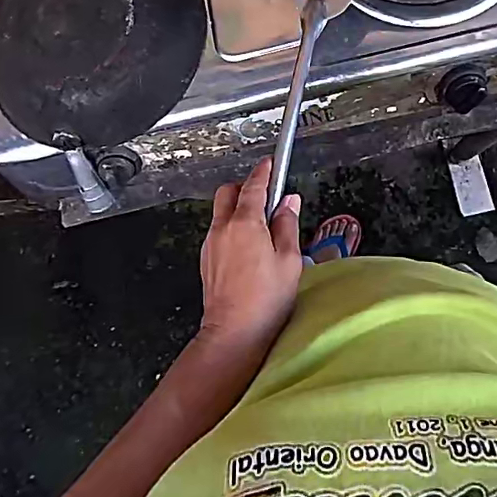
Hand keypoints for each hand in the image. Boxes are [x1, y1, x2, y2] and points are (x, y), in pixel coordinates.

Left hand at [199, 159, 302, 346]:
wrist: (233, 332)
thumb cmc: (265, 298)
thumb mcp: (289, 259)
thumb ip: (287, 225)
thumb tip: (289, 203)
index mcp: (245, 223)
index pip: (253, 186)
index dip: (263, 172)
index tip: (270, 164)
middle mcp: (223, 228)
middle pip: (228, 192)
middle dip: (245, 188)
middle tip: (266, 197)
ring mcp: (211, 243)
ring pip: (221, 212)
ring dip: (238, 209)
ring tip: (262, 227)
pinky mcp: (206, 259)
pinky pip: (219, 231)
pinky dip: (232, 228)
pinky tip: (249, 246)